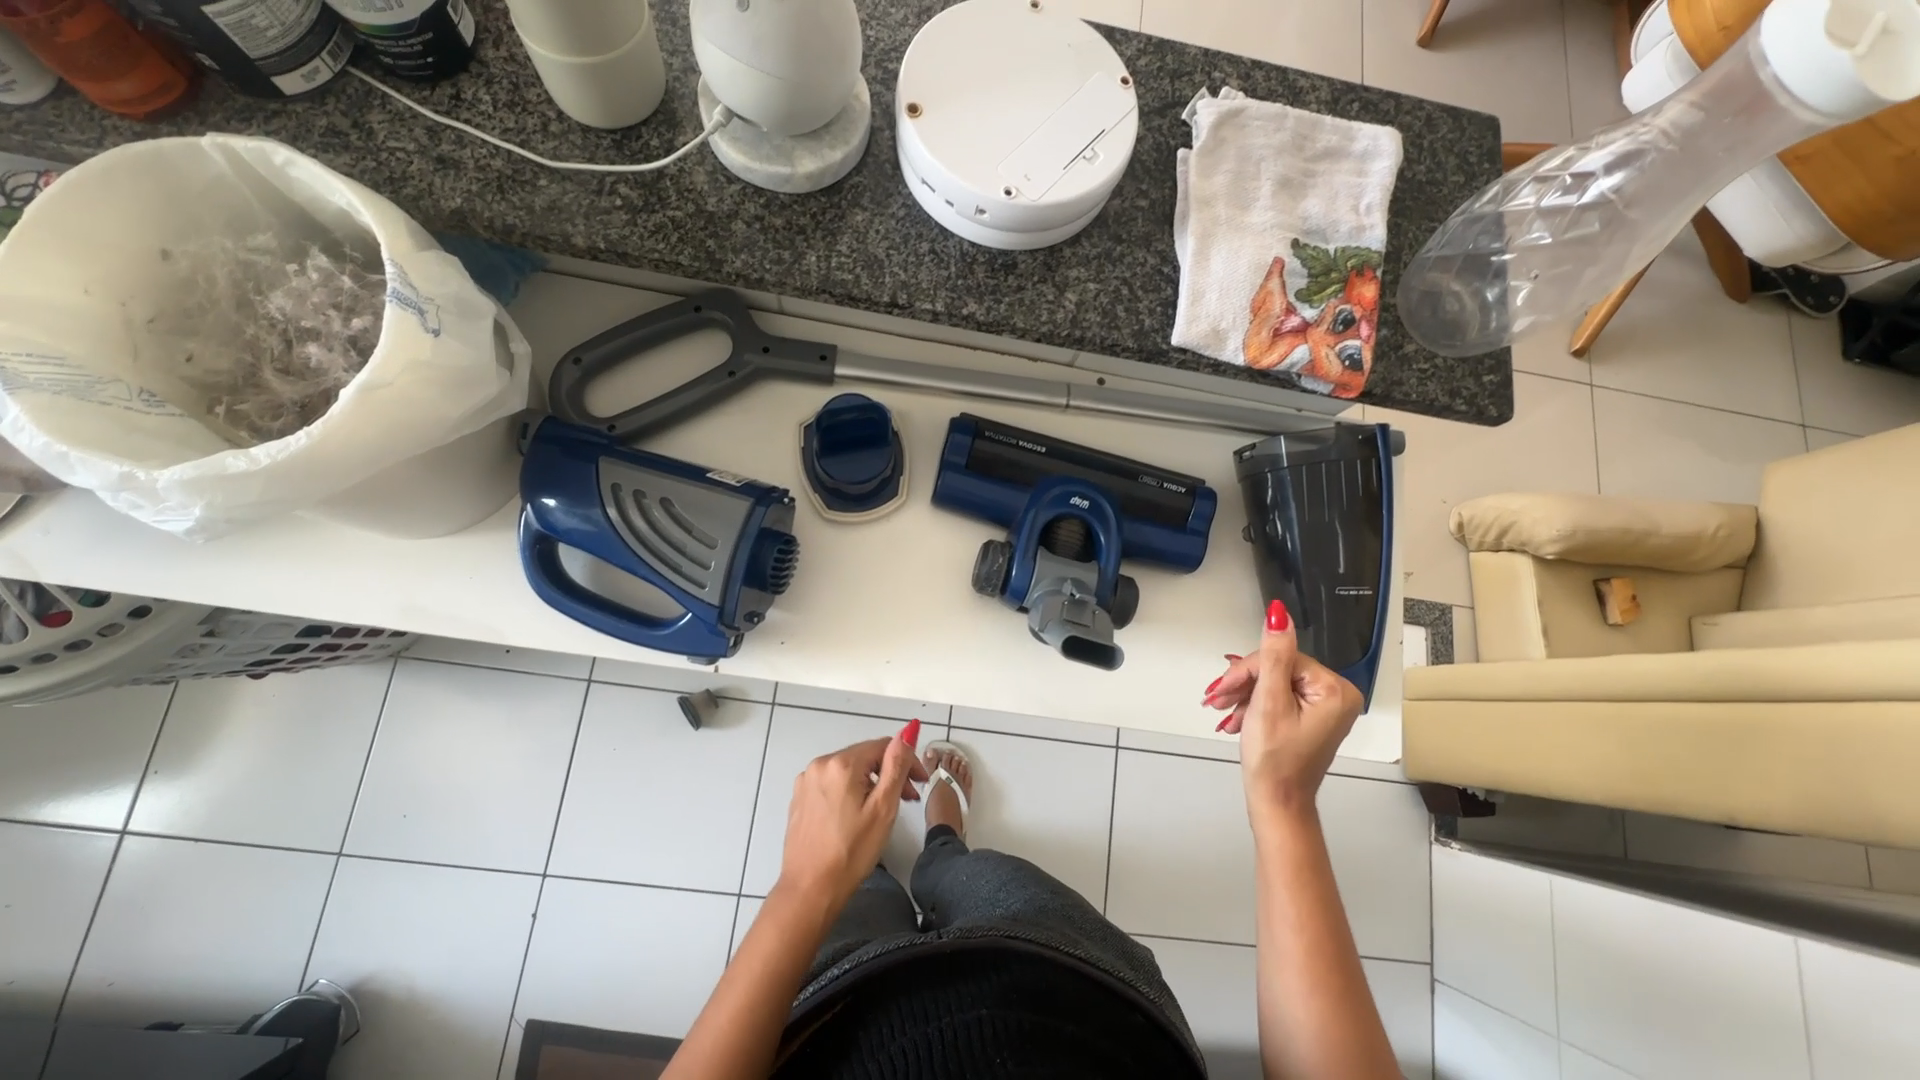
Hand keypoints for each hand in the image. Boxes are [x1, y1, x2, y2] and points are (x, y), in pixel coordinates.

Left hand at [777, 733, 927, 908]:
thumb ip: (896, 765)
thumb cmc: (852, 851)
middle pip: (864, 757)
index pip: (883, 746)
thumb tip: (908, 730)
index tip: (921, 785)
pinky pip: (832, 784)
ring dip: (870, 783)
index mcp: (841, 763)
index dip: (907, 761)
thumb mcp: (883, 807)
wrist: (810, 889)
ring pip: (848, 771)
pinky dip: (850, 792)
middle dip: (889, 773)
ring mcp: (805, 781)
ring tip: (883, 811)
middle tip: (908, 800)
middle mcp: (819, 764)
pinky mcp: (799, 798)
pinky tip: (857, 816)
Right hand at [1205, 600, 1365, 822]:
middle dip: (1244, 685)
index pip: (1282, 658)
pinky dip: (1254, 706)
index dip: (1248, 671)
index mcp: (1334, 689)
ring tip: (1222, 714)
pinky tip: (1235, 720)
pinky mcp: (1311, 717)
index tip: (1221, 690)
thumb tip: (1278, 614)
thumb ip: (1272, 656)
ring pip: (1273, 682)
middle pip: (1277, 669)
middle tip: (1216, 701)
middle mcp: (1335, 694)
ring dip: (1244, 696)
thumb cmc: (1273, 760)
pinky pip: (1278, 697)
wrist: (1276, 803)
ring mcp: (1324, 707)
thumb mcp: (1268, 703)